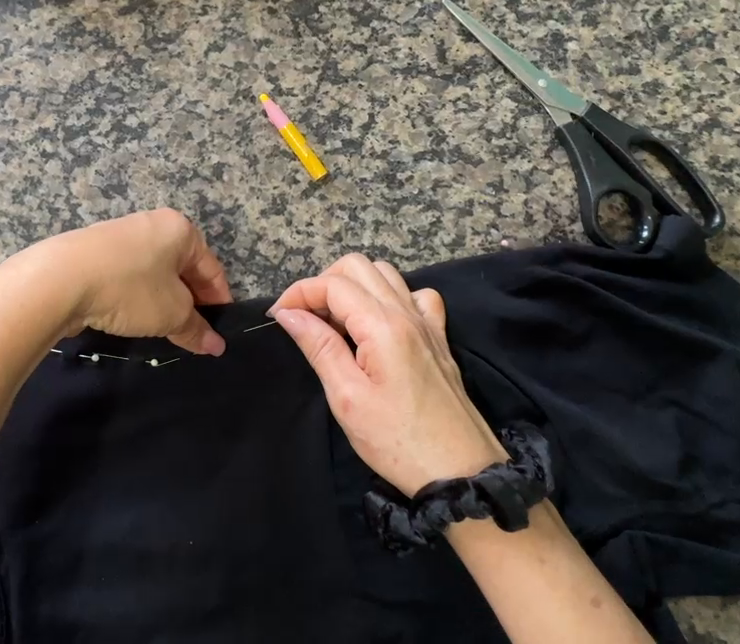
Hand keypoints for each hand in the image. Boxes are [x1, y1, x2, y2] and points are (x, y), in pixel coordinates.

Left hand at [0, 209, 232, 355]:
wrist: (60, 279)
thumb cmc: (129, 289)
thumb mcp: (171, 313)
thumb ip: (196, 328)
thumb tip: (216, 346)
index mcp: (179, 228)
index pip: (211, 268)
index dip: (218, 302)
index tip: (218, 333)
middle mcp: (152, 225)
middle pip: (182, 269)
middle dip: (189, 303)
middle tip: (191, 336)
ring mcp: (120, 237)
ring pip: (153, 274)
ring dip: (161, 302)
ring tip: (162, 332)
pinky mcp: (95, 253)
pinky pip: (128, 277)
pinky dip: (136, 298)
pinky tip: (131, 319)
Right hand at [270, 254, 505, 492]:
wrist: (461, 474)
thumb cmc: (397, 441)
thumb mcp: (346, 397)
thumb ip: (318, 346)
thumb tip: (287, 313)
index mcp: (382, 325)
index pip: (331, 284)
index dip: (298, 293)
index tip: (279, 318)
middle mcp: (406, 313)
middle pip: (357, 266)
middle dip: (323, 283)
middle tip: (306, 319)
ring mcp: (427, 324)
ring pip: (385, 274)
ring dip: (353, 286)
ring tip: (335, 322)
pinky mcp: (439, 339)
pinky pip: (415, 295)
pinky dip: (390, 297)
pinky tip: (378, 324)